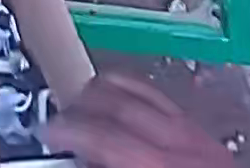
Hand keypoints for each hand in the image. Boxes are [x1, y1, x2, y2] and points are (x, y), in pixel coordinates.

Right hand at [46, 74, 232, 167]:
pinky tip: (116, 102)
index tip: (46, 131)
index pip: (104, 136)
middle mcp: (181, 143)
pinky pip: (156, 95)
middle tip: (58, 118)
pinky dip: (127, 92)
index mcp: (163, 167)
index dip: (68, 130)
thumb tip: (79, 159)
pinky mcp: (203, 134)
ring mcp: (195, 134)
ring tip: (80, 106)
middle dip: (78, 105)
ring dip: (99, 92)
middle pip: (114, 101)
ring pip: (133, 88)